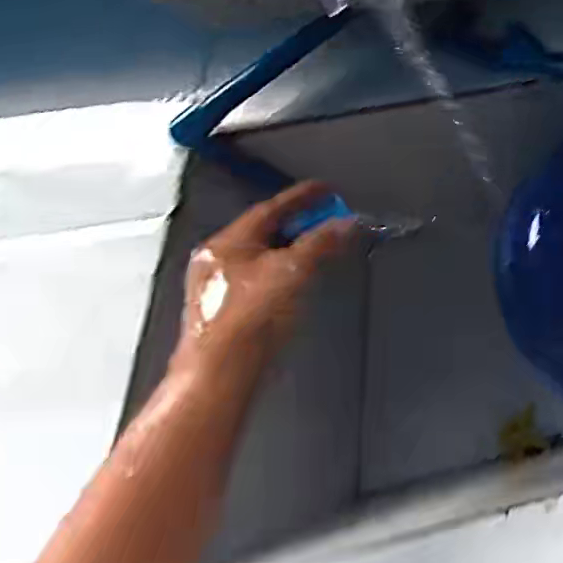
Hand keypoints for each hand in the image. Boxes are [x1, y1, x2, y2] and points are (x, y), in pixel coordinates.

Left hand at [175, 181, 364, 379]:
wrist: (220, 374)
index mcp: (226, 243)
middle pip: (265, 230)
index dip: (303, 196)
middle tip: (329, 214)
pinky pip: (259, 275)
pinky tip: (299, 275)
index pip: (271, 208)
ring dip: (292, 245)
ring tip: (320, 242)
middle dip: (299, 221)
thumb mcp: (294, 269)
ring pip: (261, 253)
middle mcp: (215, 260)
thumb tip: (347, 222)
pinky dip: (283, 267)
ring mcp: (216, 287)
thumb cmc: (250, 318)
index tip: (326, 188)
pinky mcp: (224, 311)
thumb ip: (322, 241)